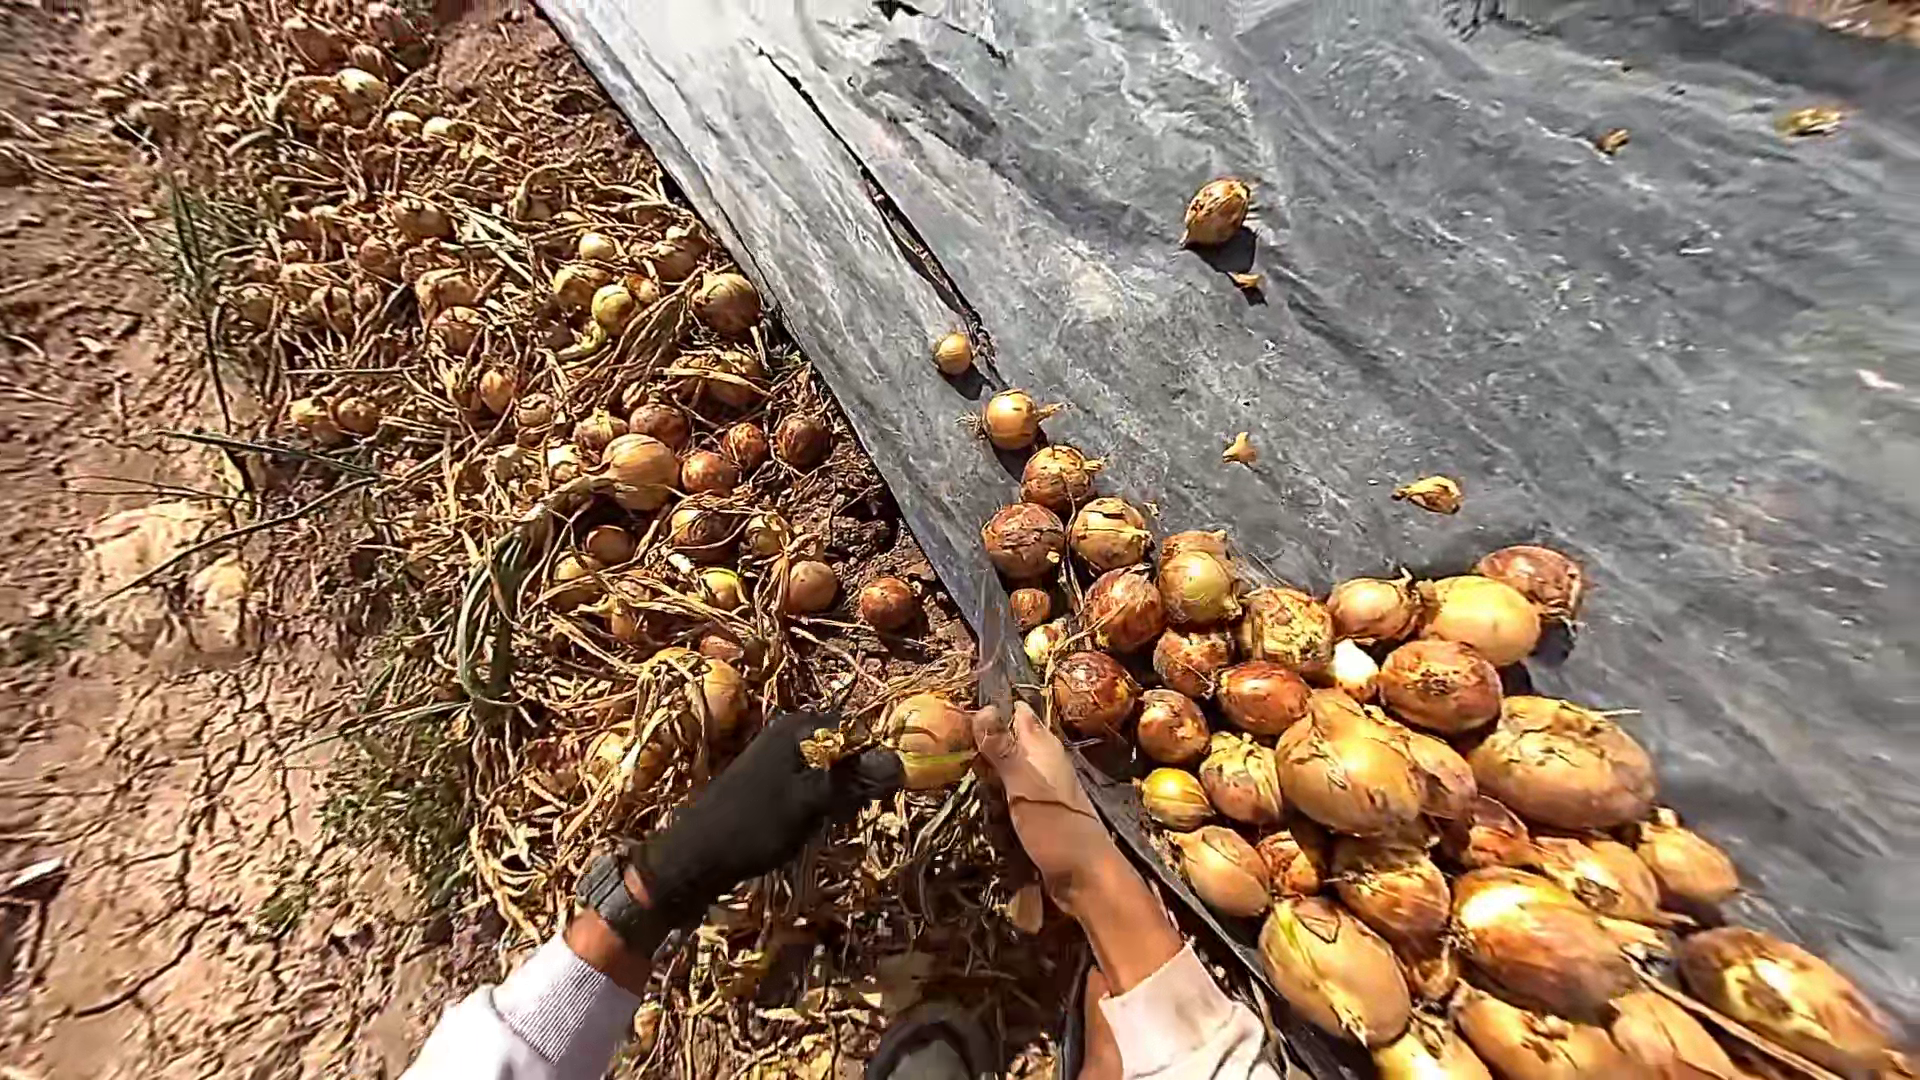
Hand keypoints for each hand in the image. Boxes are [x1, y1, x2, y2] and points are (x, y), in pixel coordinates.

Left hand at [634, 711, 901, 926]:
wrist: (692, 859)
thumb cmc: (754, 825)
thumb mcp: (810, 802)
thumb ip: (854, 779)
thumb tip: (899, 762)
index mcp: (798, 728)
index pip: (854, 730)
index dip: (871, 759)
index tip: (877, 792)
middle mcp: (788, 732)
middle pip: (842, 747)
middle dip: (854, 778)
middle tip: (852, 811)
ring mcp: (777, 754)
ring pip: (828, 766)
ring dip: (839, 792)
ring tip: (832, 821)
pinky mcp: (769, 777)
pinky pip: (809, 779)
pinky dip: (819, 799)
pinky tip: (815, 823)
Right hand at [972, 701, 1181, 991]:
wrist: (1085, 878)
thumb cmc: (1056, 825)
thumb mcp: (1023, 783)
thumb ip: (1003, 747)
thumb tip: (984, 707)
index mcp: (1043, 746)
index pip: (1017, 712)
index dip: (992, 706)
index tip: (959, 710)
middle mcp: (1043, 761)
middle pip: (1008, 740)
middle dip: (982, 741)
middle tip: (948, 744)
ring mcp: (1040, 788)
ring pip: (1006, 768)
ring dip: (985, 771)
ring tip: (953, 770)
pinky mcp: (1036, 813)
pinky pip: (1008, 794)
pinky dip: (993, 795)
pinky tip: (975, 801)